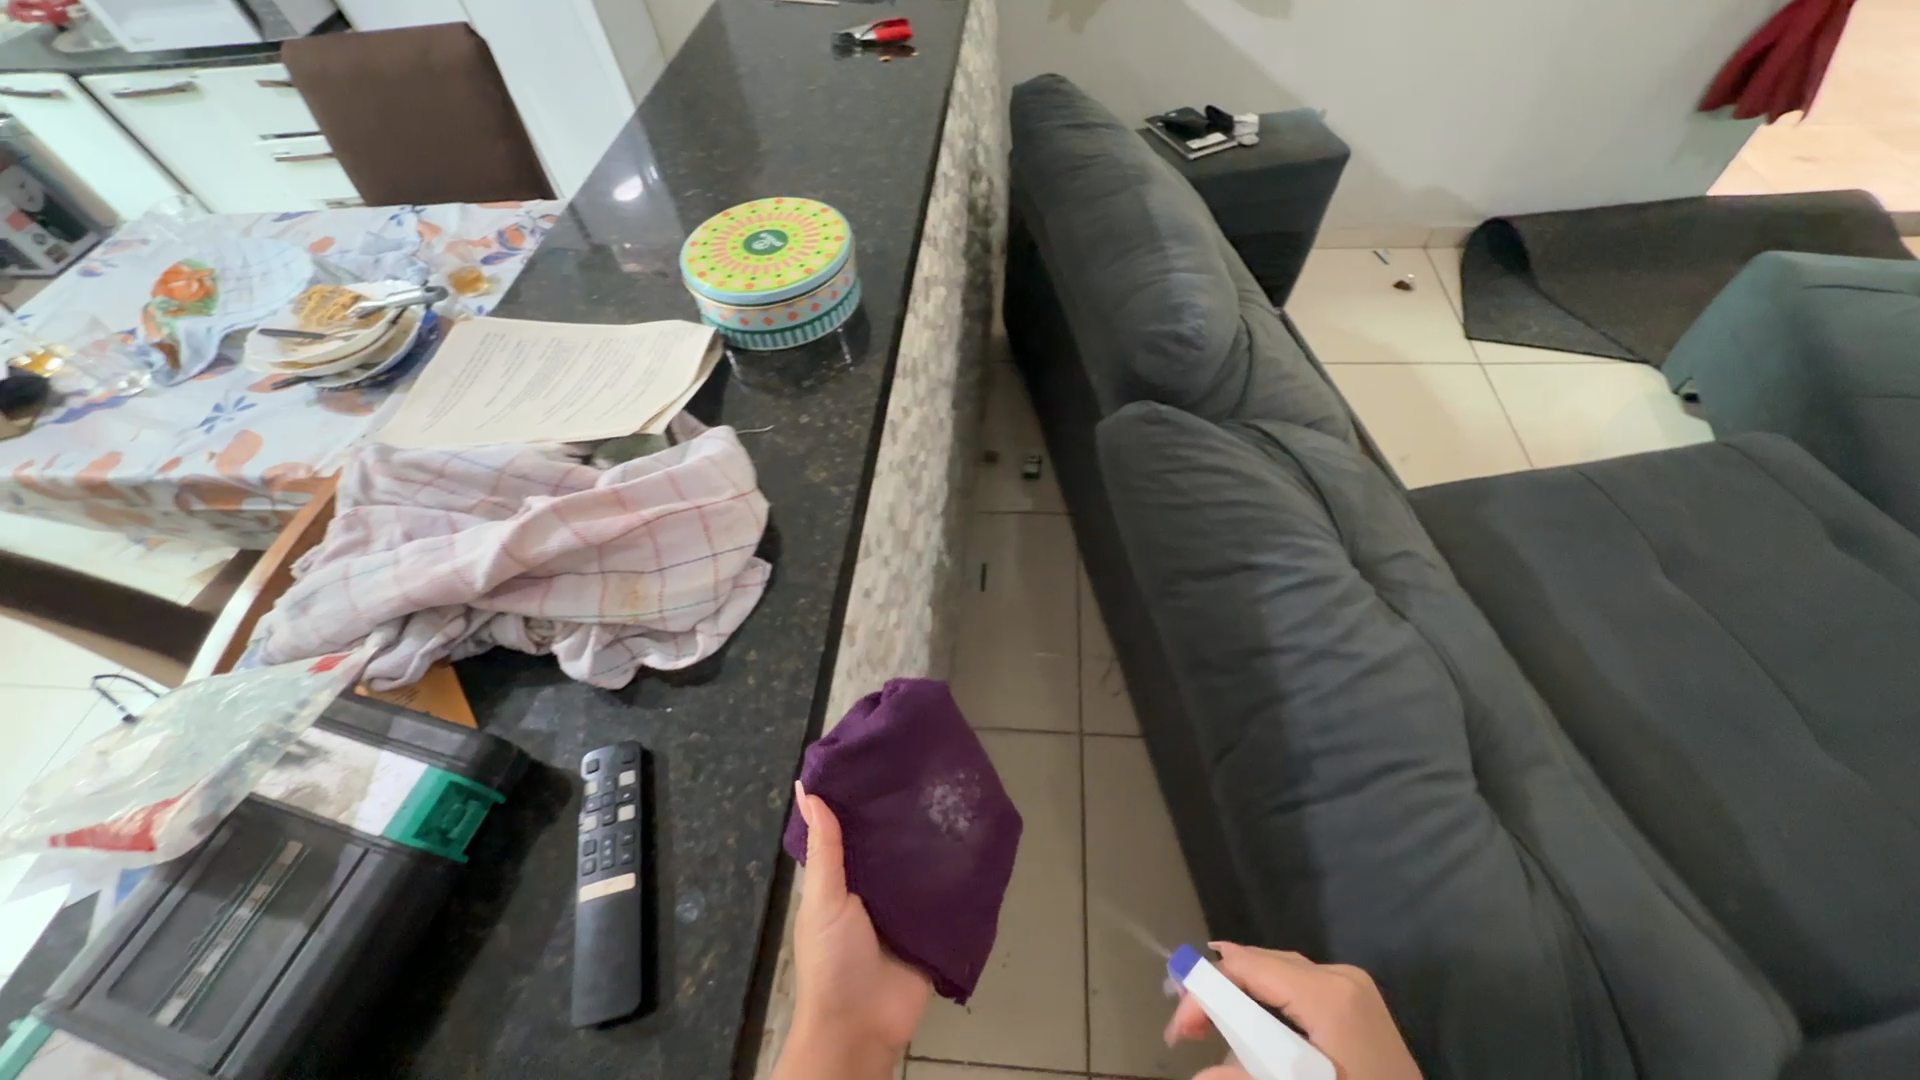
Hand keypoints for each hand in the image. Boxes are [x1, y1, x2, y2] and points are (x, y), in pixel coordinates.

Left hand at [772, 782, 931, 1079]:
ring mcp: (905, 906)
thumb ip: (824, 849)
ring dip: (934, 838)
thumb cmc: (833, 961)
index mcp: (844, 877)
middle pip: (891, 841)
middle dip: (905, 812)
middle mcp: (875, 885)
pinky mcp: (932, 925)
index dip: (862, 796)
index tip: (880, 754)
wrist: (863, 1027)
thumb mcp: (823, 900)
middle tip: (929, 767)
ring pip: (921, 862)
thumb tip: (806, 789)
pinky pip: (946, 893)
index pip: (853, 827)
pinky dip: (958, 872)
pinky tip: (977, 840)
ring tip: (958, 793)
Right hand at [1165, 942, 1420, 1079]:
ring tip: (1206, 1020)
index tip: (1179, 1031)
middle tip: (1185, 1027)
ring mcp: (1353, 986)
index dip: (1204, 992)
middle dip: (1217, 992)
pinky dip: (1266, 998)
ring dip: (1239, 994)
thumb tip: (1196, 1077)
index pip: (1246, 969)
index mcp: (1328, 995)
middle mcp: (1340, 976)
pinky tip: (1248, 1016)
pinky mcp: (1357, 1001)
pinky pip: (1297, 984)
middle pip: (1259, 964)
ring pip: (1276, 971)